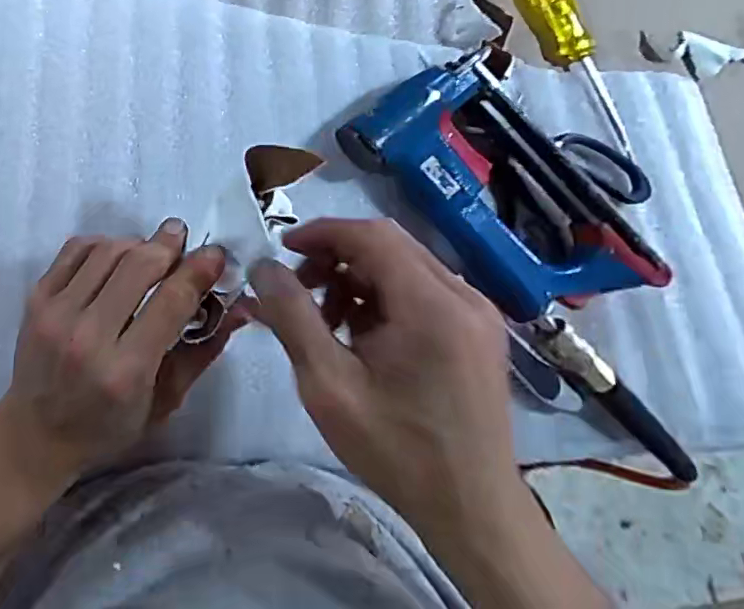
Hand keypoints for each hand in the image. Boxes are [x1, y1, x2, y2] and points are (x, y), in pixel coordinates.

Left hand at [0, 219, 244, 489]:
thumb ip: (204, 350)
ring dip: (138, 243)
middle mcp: (87, 338)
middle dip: (169, 244)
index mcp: (125, 371)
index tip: (215, 254)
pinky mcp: (36, 300)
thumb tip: (242, 306)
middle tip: (183, 238)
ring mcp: (56, 314)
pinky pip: (76, 248)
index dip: (200, 269)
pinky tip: (116, 256)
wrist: (34, 436)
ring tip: (150, 252)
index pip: (171, 300)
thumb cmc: (107, 425)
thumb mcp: (165, 400)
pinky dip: (104, 243)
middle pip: (139, 264)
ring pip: (109, 250)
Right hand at [249, 218, 524, 534]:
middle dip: (338, 256)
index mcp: (433, 305)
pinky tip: (364, 333)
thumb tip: (263, 267)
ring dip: (360, 276)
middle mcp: (463, 295)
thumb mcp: (330, 387)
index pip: (373, 236)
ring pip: (406, 265)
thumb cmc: (398, 452)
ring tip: (328, 319)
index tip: (285, 249)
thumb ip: (293, 318)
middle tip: (301, 288)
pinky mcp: (480, 328)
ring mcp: (478, 311)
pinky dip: (386, 296)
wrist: (474, 512)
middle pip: (390, 245)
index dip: (324, 233)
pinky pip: (425, 288)